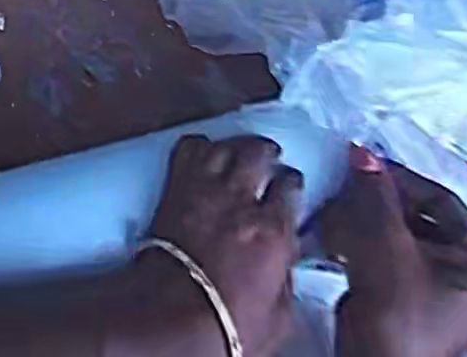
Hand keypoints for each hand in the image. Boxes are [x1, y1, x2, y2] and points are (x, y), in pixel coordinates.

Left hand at [146, 134, 303, 356]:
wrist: (174, 312)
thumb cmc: (230, 323)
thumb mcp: (281, 313)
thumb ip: (288, 274)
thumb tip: (289, 253)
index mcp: (272, 230)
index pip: (289, 187)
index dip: (292, 181)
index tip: (291, 182)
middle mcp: (239, 199)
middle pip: (255, 153)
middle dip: (266, 150)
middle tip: (270, 153)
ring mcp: (203, 186)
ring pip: (223, 145)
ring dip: (236, 143)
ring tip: (242, 146)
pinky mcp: (175, 184)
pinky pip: (188, 148)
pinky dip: (199, 144)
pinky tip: (206, 150)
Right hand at [318, 146, 466, 356]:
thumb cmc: (396, 305)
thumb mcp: (384, 238)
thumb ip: (374, 191)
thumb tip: (363, 152)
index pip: (443, 201)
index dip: (400, 178)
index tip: (362, 164)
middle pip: (422, 217)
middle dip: (378, 199)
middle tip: (347, 185)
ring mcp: (445, 292)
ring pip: (403, 234)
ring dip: (366, 217)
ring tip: (338, 211)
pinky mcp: (415, 299)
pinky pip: (393, 254)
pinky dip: (365, 239)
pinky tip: (339, 234)